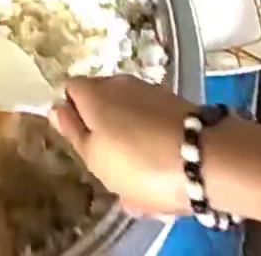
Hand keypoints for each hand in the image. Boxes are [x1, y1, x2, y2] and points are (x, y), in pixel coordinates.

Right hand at [51, 75, 260, 219]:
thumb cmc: (140, 161)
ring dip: (130, 140)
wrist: (205, 156)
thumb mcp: (95, 157)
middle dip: (104, 131)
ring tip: (142, 179)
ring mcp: (148, 90)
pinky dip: (153, 142)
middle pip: (101, 103)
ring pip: (128, 116)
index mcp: (92, 91)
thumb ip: (72, 132)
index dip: (72, 115)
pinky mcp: (174, 104)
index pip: (70, 89)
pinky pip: (153, 124)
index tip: (82, 144)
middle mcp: (117, 81)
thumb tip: (55, 108)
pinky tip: (164, 171)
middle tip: (111, 167)